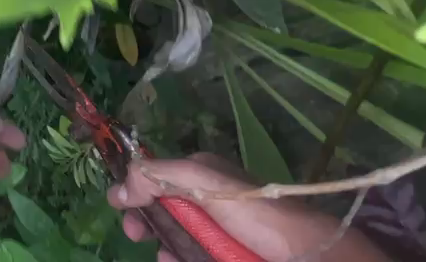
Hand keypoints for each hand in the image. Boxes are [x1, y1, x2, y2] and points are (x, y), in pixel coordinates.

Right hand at [109, 154, 391, 261]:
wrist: (307, 255)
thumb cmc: (252, 210)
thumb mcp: (199, 179)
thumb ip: (156, 176)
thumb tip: (118, 188)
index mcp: (200, 172)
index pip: (157, 175)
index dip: (136, 190)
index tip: (120, 207)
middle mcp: (208, 198)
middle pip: (165, 208)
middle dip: (146, 221)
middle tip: (135, 235)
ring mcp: (220, 231)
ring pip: (180, 236)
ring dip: (164, 246)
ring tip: (163, 258)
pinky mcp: (228, 256)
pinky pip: (197, 255)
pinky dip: (182, 258)